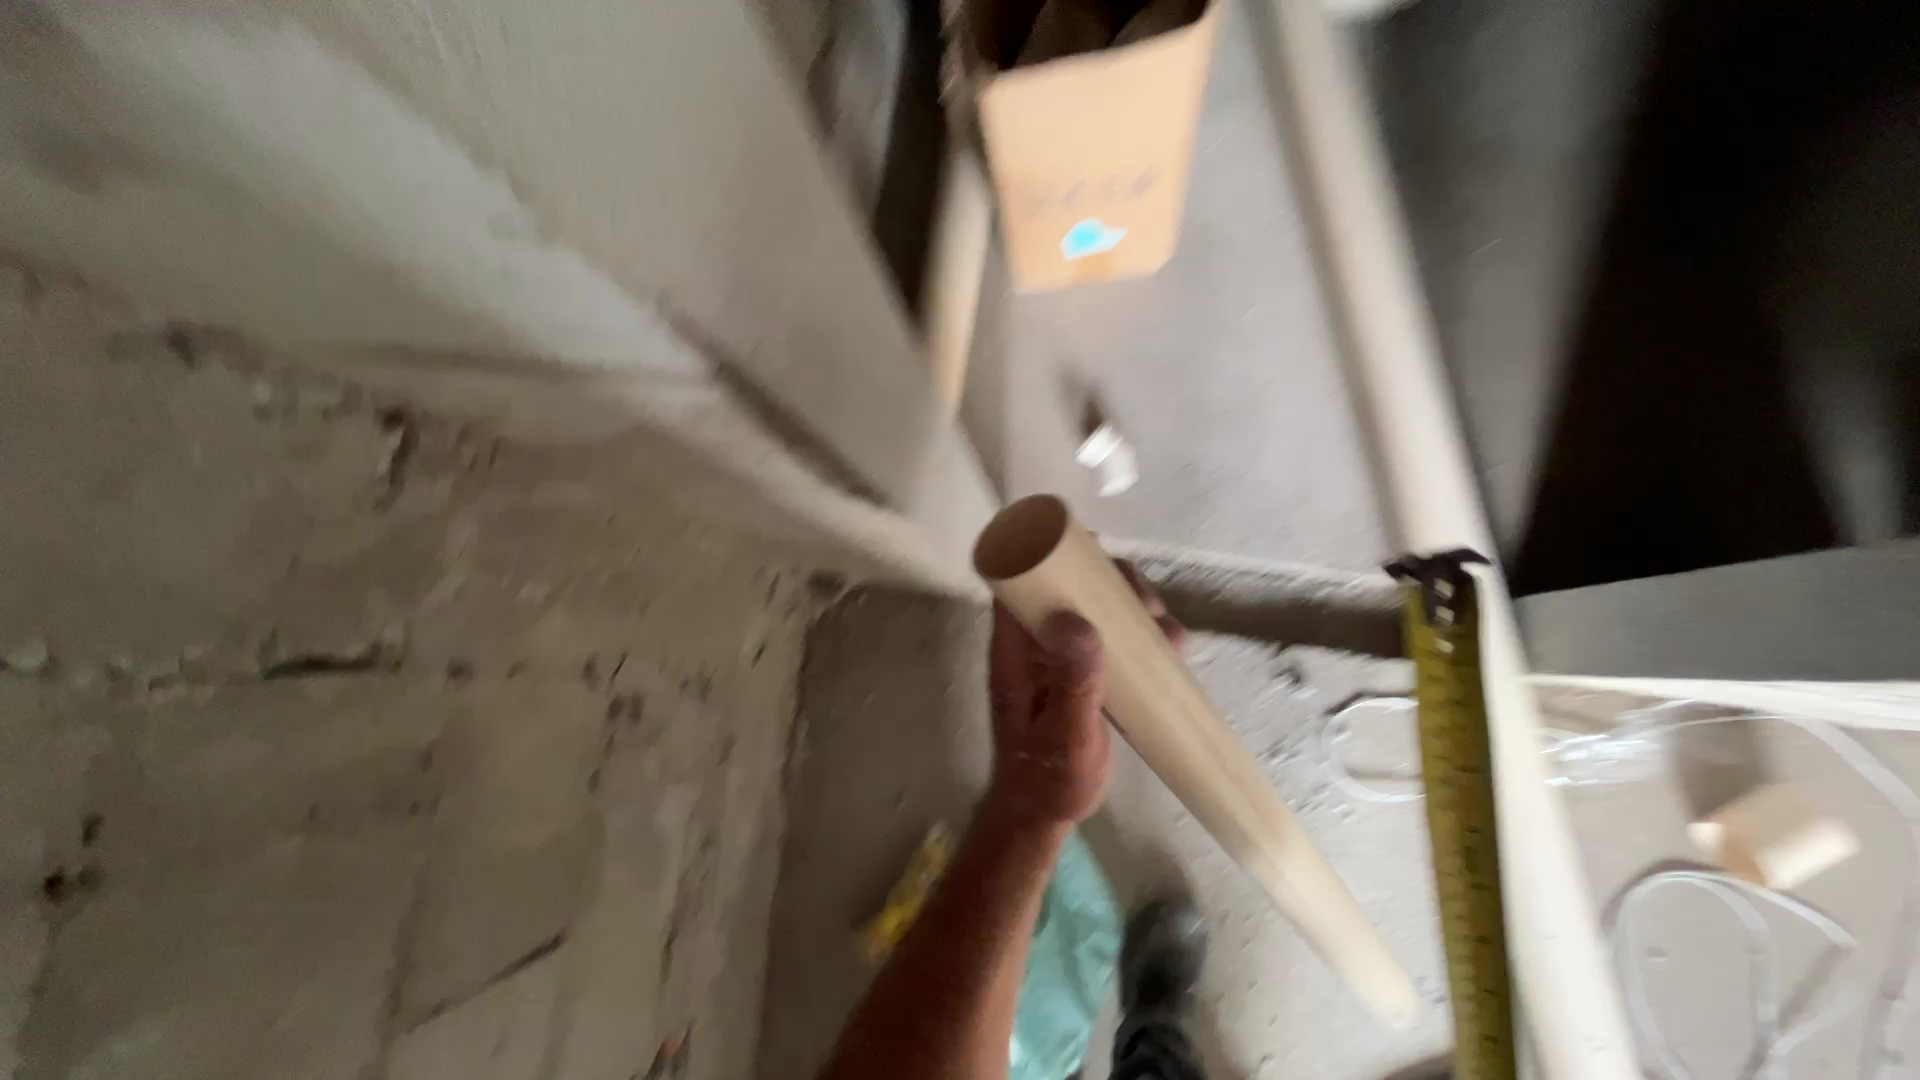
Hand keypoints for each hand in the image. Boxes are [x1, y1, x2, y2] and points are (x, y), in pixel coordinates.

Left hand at [985, 560, 1185, 826]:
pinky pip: (1114, 638)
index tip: (1095, 549)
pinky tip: (1172, 646)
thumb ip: (1073, 683)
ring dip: (1134, 607)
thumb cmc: (1046, 778)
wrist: (1047, 815)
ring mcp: (1062, 656)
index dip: (1049, 552)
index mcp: (1015, 648)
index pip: (1019, 580)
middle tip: (1149, 605)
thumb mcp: (1064, 734)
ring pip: (1096, 609)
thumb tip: (1080, 619)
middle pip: (1068, 587)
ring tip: (1169, 630)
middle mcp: (1036, 643)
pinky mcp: (1086, 672)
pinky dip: (1142, 635)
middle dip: (1111, 582)